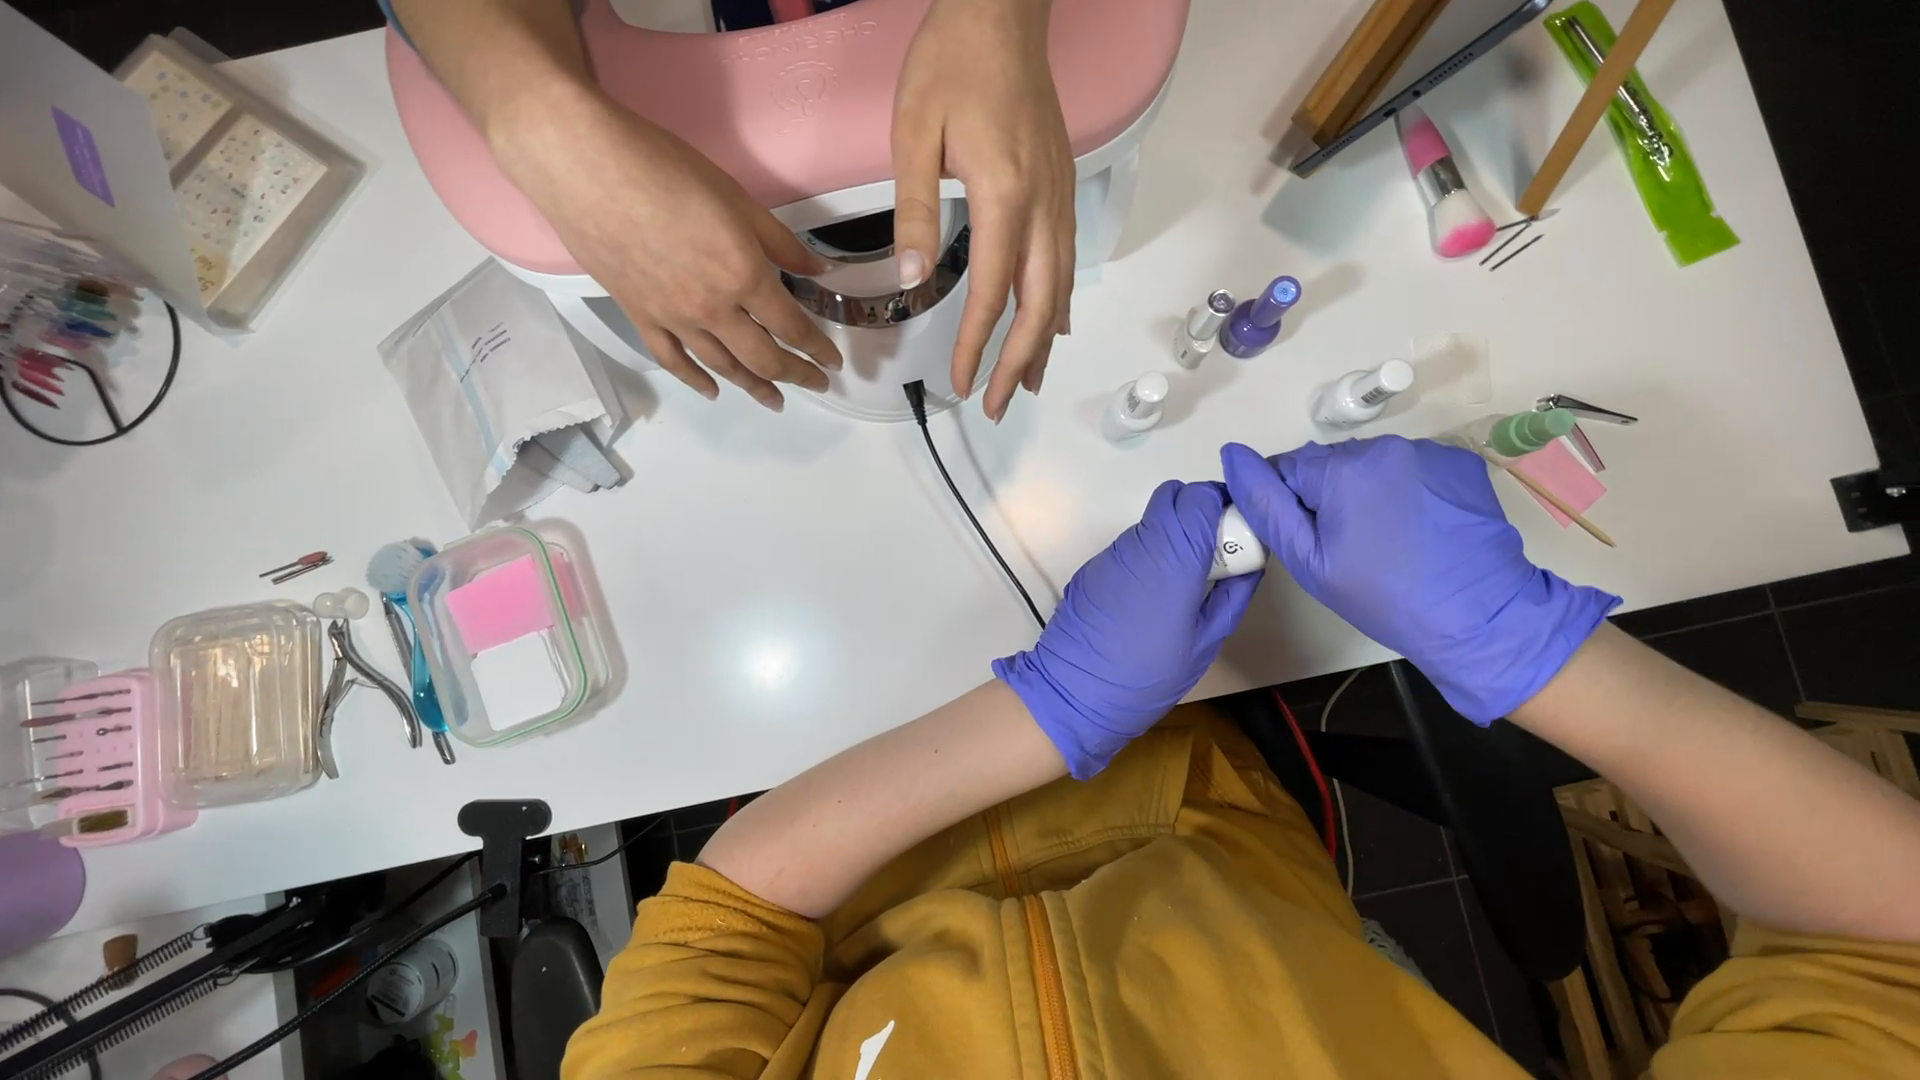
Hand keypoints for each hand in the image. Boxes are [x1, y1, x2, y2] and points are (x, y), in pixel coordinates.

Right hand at [502, 92, 842, 411]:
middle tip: (815, 384)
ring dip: (753, 386)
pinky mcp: (639, 315)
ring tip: (775, 400)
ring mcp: (673, 318)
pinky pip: (673, 359)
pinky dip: (695, 379)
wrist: (582, 163)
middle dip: (795, 375)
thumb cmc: (665, 169)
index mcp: (744, 278)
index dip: (817, 348)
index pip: (792, 327)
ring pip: (722, 366)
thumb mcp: (739, 200)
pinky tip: (712, 391)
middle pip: (763, 357)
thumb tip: (818, 272)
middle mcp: (713, 309)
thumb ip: (782, 244)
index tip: (832, 361)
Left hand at [892, 0, 1075, 420]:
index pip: (989, 293)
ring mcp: (1059, 200)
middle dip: (1017, 362)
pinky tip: (1054, 328)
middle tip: (997, 405)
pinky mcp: (1062, 191)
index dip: (975, 345)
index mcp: (1003, 197)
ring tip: (1026, 383)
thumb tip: (911, 278)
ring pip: (1059, 290)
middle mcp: (1042, 208)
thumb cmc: (951, 64)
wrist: (1002, 12)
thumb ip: (915, 210)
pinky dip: (1058, 306)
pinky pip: (1066, 264)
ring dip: (1043, 344)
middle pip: (1039, 306)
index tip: (961, 384)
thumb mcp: (913, 134)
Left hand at [994, 481, 1262, 778]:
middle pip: (1172, 498)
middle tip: (1215, 550)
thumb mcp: (1205, 642)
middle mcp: (1138, 544)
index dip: (1221, 503)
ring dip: (1173, 536)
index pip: (1199, 496)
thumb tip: (1251, 564)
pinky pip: (1129, 547)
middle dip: (1198, 511)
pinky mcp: (1092, 569)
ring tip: (1185, 579)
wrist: (1073, 694)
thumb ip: (1232, 595)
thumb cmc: (1147, 675)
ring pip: (1150, 523)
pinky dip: (1148, 556)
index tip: (1235, 530)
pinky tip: (1151, 596)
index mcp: (1173, 558)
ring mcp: (1110, 555)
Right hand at [1220, 437, 1618, 723]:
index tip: (1310, 539)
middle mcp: (1384, 446)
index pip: (1286, 467)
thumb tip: (1233, 455)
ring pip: (1368, 464)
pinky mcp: (1458, 463)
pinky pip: (1408, 467)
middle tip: (1345, 545)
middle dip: (1326, 494)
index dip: (1288, 503)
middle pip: (1329, 462)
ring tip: (1383, 537)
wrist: (1479, 617)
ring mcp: (1427, 452)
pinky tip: (1414, 526)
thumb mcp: (1308, 560)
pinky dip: (1402, 489)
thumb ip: (1265, 504)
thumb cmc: (1381, 595)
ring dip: (1364, 490)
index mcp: (1341, 469)